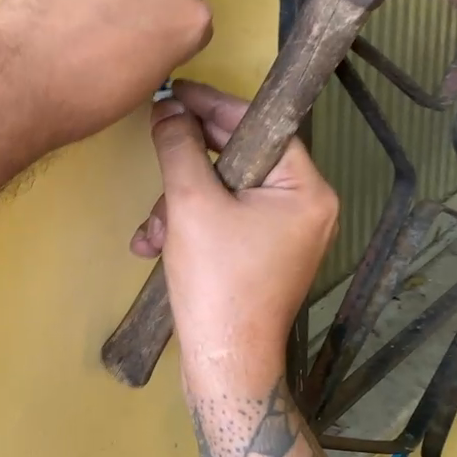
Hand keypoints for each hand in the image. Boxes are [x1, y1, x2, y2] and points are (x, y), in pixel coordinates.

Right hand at [133, 80, 339, 395]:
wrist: (224, 365)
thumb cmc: (217, 279)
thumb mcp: (190, 201)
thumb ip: (179, 145)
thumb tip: (168, 107)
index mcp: (304, 189)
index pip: (258, 125)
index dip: (212, 105)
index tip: (174, 91)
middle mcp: (302, 206)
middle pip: (237, 157)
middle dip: (186, 164)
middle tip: (155, 145)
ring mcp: (281, 233)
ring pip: (221, 189)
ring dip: (177, 202)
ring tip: (152, 230)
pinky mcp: (258, 254)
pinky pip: (221, 217)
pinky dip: (186, 224)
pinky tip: (155, 245)